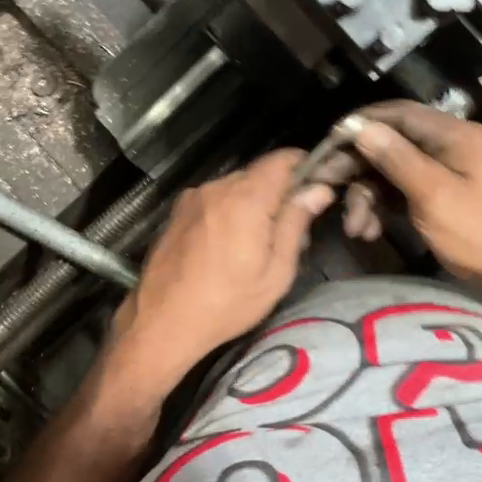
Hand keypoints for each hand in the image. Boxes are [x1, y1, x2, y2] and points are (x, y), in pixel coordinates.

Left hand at [117, 149, 335, 380]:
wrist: (163, 321)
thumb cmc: (227, 303)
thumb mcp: (275, 272)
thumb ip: (296, 223)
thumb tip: (318, 190)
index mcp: (245, 198)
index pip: (282, 160)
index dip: (305, 166)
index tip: (319, 185)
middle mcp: (217, 188)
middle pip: (258, 173)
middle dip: (279, 192)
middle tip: (291, 228)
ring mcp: (193, 198)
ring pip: (235, 187)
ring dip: (252, 203)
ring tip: (257, 243)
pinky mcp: (177, 212)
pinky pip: (214, 200)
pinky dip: (229, 211)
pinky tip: (227, 245)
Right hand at [338, 101, 481, 292]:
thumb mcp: (434, 196)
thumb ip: (397, 159)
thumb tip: (362, 128)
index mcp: (455, 136)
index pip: (398, 114)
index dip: (361, 125)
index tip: (328, 143)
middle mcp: (450, 146)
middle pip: (391, 144)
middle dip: (358, 169)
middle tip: (325, 188)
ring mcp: (447, 172)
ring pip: (392, 172)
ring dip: (368, 196)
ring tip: (355, 228)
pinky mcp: (443, 196)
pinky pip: (404, 192)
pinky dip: (384, 208)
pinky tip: (370, 231)